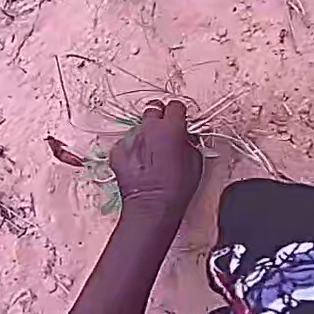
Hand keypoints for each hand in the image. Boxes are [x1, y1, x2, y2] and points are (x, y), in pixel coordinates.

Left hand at [110, 101, 201, 219]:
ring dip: (146, 136)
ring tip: (152, 155)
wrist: (152, 207)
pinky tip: (140, 163)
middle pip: (153, 110)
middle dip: (160, 118)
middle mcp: (148, 128)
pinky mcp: (117, 151)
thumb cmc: (176, 188)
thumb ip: (190, 141)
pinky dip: (132, 150)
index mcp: (170, 128)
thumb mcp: (196, 161)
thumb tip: (188, 136)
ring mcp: (130, 139)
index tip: (180, 120)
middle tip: (165, 132)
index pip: (175, 106)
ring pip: (139, 128)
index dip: (178, 113)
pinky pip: (126, 143)